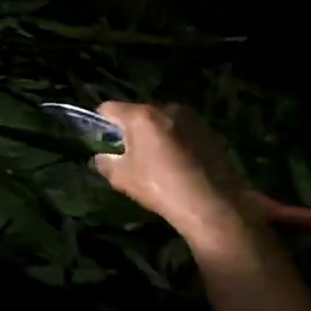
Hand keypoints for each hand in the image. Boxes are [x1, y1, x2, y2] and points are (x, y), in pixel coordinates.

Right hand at [92, 102, 310, 251]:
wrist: (211, 203)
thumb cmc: (159, 186)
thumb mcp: (121, 177)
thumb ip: (104, 163)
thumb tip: (100, 158)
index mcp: (141, 116)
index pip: (108, 108)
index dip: (100, 123)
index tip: (102, 141)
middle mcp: (167, 108)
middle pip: (137, 113)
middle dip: (129, 129)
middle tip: (128, 154)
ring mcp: (191, 118)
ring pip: (161, 121)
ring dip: (154, 134)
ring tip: (155, 160)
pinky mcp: (208, 130)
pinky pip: (180, 129)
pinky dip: (174, 140)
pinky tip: (177, 163)